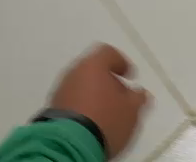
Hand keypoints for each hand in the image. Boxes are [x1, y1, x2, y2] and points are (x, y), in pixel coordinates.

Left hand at [49, 44, 151, 158]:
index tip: (130, 77)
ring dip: (94, 93)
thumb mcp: (131, 111)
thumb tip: (141, 92)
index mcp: (94, 64)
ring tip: (105, 112)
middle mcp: (75, 69)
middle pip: (94, 68)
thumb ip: (138, 98)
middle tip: (119, 97)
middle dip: (107, 80)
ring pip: (82, 82)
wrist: (71, 143)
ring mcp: (62, 86)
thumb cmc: (105, 120)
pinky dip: (82, 103)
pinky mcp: (53, 104)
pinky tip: (91, 119)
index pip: (109, 52)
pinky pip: (72, 97)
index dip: (121, 62)